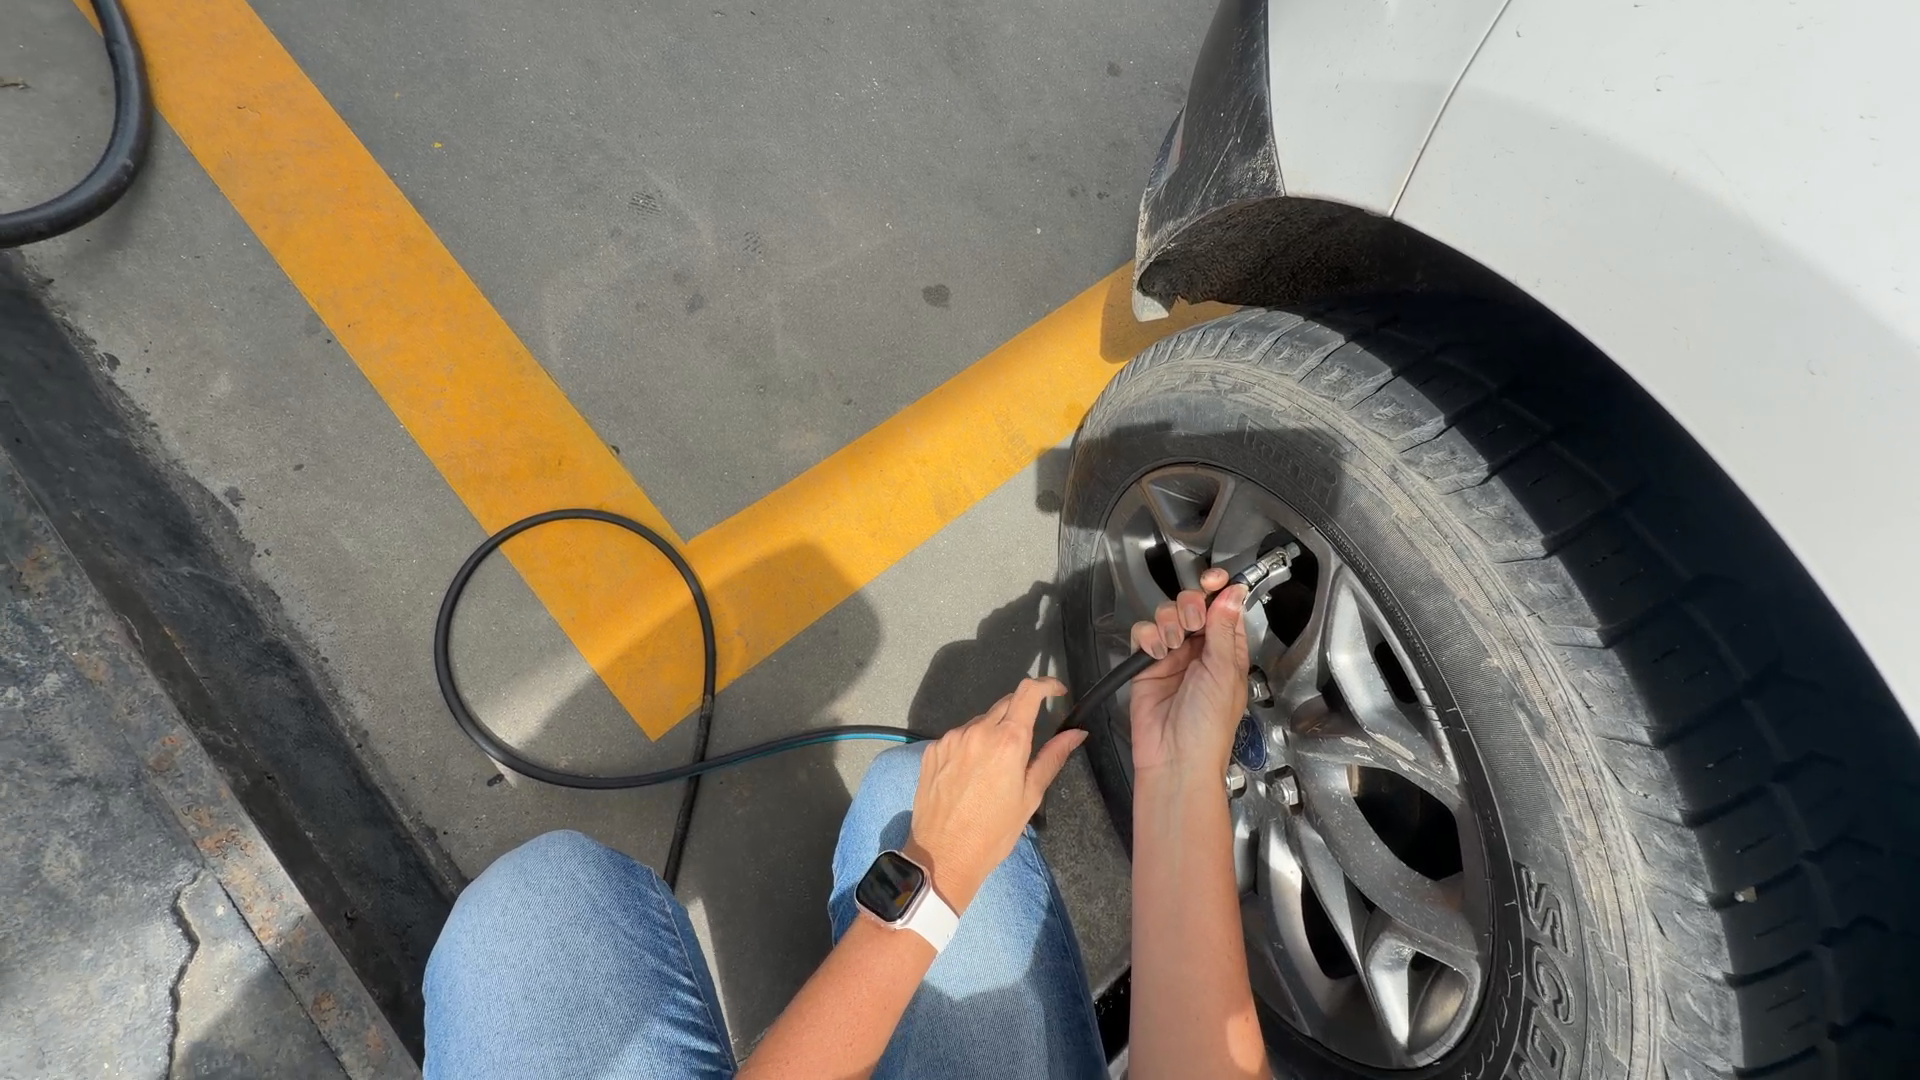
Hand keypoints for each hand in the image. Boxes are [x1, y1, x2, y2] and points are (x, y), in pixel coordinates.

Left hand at [906, 677, 1085, 912]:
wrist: (942, 856)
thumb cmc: (994, 832)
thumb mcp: (1030, 796)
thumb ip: (1053, 757)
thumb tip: (1077, 732)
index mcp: (1007, 741)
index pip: (1028, 692)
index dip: (1046, 685)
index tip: (1057, 692)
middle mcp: (977, 730)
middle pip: (1005, 704)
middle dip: (1020, 713)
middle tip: (1026, 742)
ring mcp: (951, 738)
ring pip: (981, 721)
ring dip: (993, 732)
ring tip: (994, 768)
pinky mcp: (932, 749)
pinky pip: (958, 736)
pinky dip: (970, 745)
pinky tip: (970, 775)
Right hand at [1129, 568, 1249, 779]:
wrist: (1175, 756)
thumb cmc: (1209, 724)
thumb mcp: (1223, 672)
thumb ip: (1222, 629)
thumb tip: (1232, 592)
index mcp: (1227, 650)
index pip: (1224, 608)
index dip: (1218, 590)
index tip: (1213, 580)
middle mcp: (1200, 649)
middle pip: (1192, 605)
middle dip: (1190, 605)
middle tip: (1192, 621)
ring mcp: (1172, 655)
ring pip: (1166, 615)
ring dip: (1168, 622)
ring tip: (1172, 644)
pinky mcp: (1146, 663)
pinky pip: (1143, 633)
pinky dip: (1148, 636)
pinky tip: (1155, 653)